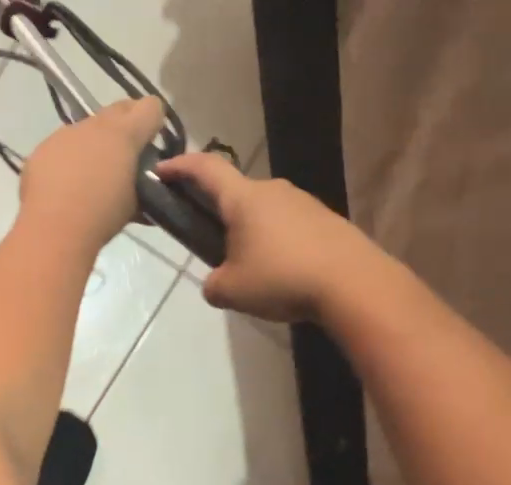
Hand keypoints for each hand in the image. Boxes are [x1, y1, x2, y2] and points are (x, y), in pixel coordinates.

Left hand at [17, 97, 167, 253]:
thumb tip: (143, 180)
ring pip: (87, 128)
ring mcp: (65, 134)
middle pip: (118, 110)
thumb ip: (141, 180)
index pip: (151, 107)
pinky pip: (61, 146)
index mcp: (124, 134)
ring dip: (93, 144)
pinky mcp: (42, 149)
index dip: (153, 123)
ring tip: (87, 177)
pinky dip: (67, 159)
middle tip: (121, 158)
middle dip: (124, 128)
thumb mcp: (134, 202)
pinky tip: (62, 186)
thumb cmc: (102, 218)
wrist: (54, 232)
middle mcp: (95, 125)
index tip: (148, 144)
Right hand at [155, 152, 375, 322]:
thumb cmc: (281, 279)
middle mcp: (272, 190)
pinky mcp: (322, 220)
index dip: (179, 167)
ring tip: (245, 270)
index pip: (205, 169)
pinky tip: (276, 275)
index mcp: (243, 199)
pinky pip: (285, 227)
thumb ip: (212, 282)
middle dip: (215, 213)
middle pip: (234, 194)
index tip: (160, 170)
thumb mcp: (228, 291)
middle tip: (205, 242)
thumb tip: (218, 279)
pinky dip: (273, 245)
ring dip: (247, 233)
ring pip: (261, 213)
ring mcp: (301, 202)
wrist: (351, 282)